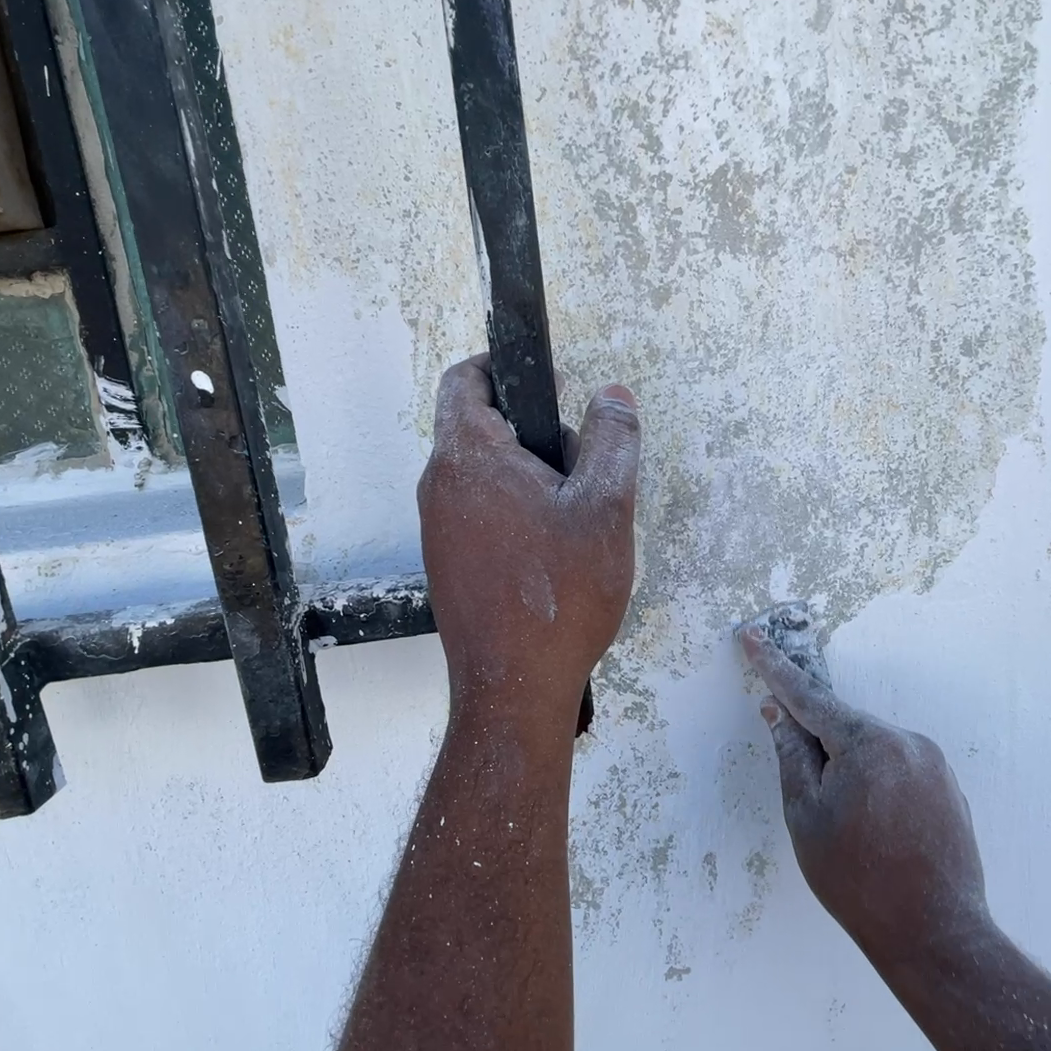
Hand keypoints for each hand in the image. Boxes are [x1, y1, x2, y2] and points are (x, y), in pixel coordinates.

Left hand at [418, 355, 640, 741]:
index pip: (466, 379)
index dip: (502, 364)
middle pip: (480, 428)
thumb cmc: (560, 594)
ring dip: (529, 479)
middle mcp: (439, 486)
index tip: (546, 381)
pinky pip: (479, 512)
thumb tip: (612, 396)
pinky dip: (515, 512)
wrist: (514, 686)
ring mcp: (437, 527)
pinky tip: (551, 554)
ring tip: (574, 521)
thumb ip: (612, 441)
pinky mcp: (446, 561)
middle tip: (582, 472)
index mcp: (468, 458)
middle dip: (534, 433)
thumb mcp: (605, 508)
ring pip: (484, 475)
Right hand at [739, 626, 993, 964]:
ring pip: (869, 748)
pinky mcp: (947, 787)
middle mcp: (907, 741)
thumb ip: (791, 754)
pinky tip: (873, 829)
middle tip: (810, 798)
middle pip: (842, 725)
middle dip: (816, 745)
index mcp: (868, 743)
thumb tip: (778, 713)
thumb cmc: (858, 879)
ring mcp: (933, 764)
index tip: (753, 636)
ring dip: (846, 768)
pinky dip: (873, 782)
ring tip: (847, 828)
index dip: (774, 667)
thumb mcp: (805, 815)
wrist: (937, 937)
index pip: (808, 695)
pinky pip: (896, 767)